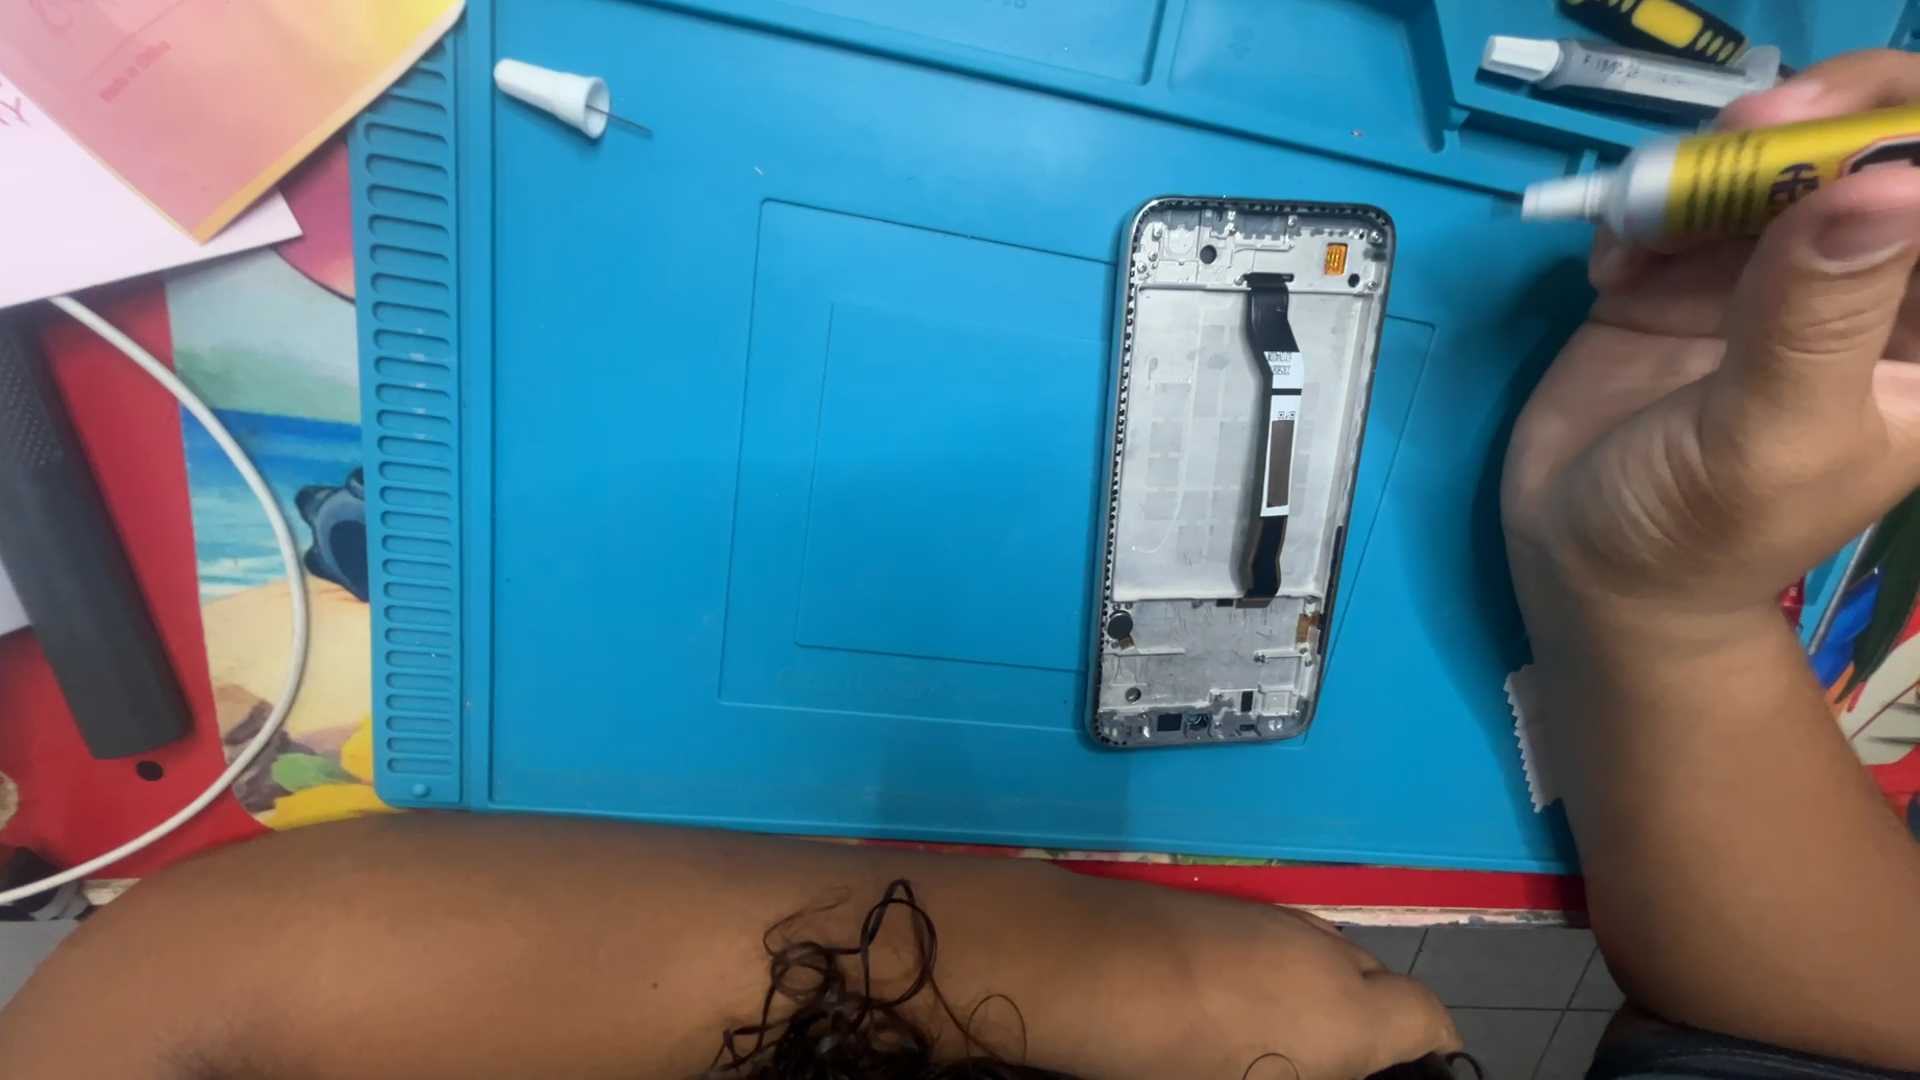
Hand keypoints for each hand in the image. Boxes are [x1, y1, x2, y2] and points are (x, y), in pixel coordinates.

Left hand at [1087, 891, 1459, 1079]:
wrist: (1091, 965)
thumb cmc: (1180, 1056)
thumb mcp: (1265, 1077)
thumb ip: (1312, 1056)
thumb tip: (1315, 1048)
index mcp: (1348, 1014)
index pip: (1427, 1016)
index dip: (1430, 1045)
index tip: (1413, 1070)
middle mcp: (1318, 950)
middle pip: (1376, 973)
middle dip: (1375, 1013)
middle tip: (1337, 1056)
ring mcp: (1266, 916)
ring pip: (1324, 946)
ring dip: (1323, 982)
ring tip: (1281, 1026)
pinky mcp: (1220, 900)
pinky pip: (1275, 930)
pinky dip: (1277, 959)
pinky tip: (1231, 989)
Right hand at [1502, 50, 1919, 621]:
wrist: (1581, 561)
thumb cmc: (1692, 526)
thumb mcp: (1764, 439)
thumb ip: (1814, 325)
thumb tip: (1878, 184)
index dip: (1917, 133)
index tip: (1821, 132)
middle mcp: (1860, 285)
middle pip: (1876, 152)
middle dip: (1816, 123)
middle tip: (1739, 133)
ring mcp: (1758, 282)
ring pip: (1763, 170)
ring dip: (1705, 171)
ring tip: (1639, 213)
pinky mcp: (1668, 289)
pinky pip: (1665, 217)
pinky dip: (1633, 222)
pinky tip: (1605, 267)